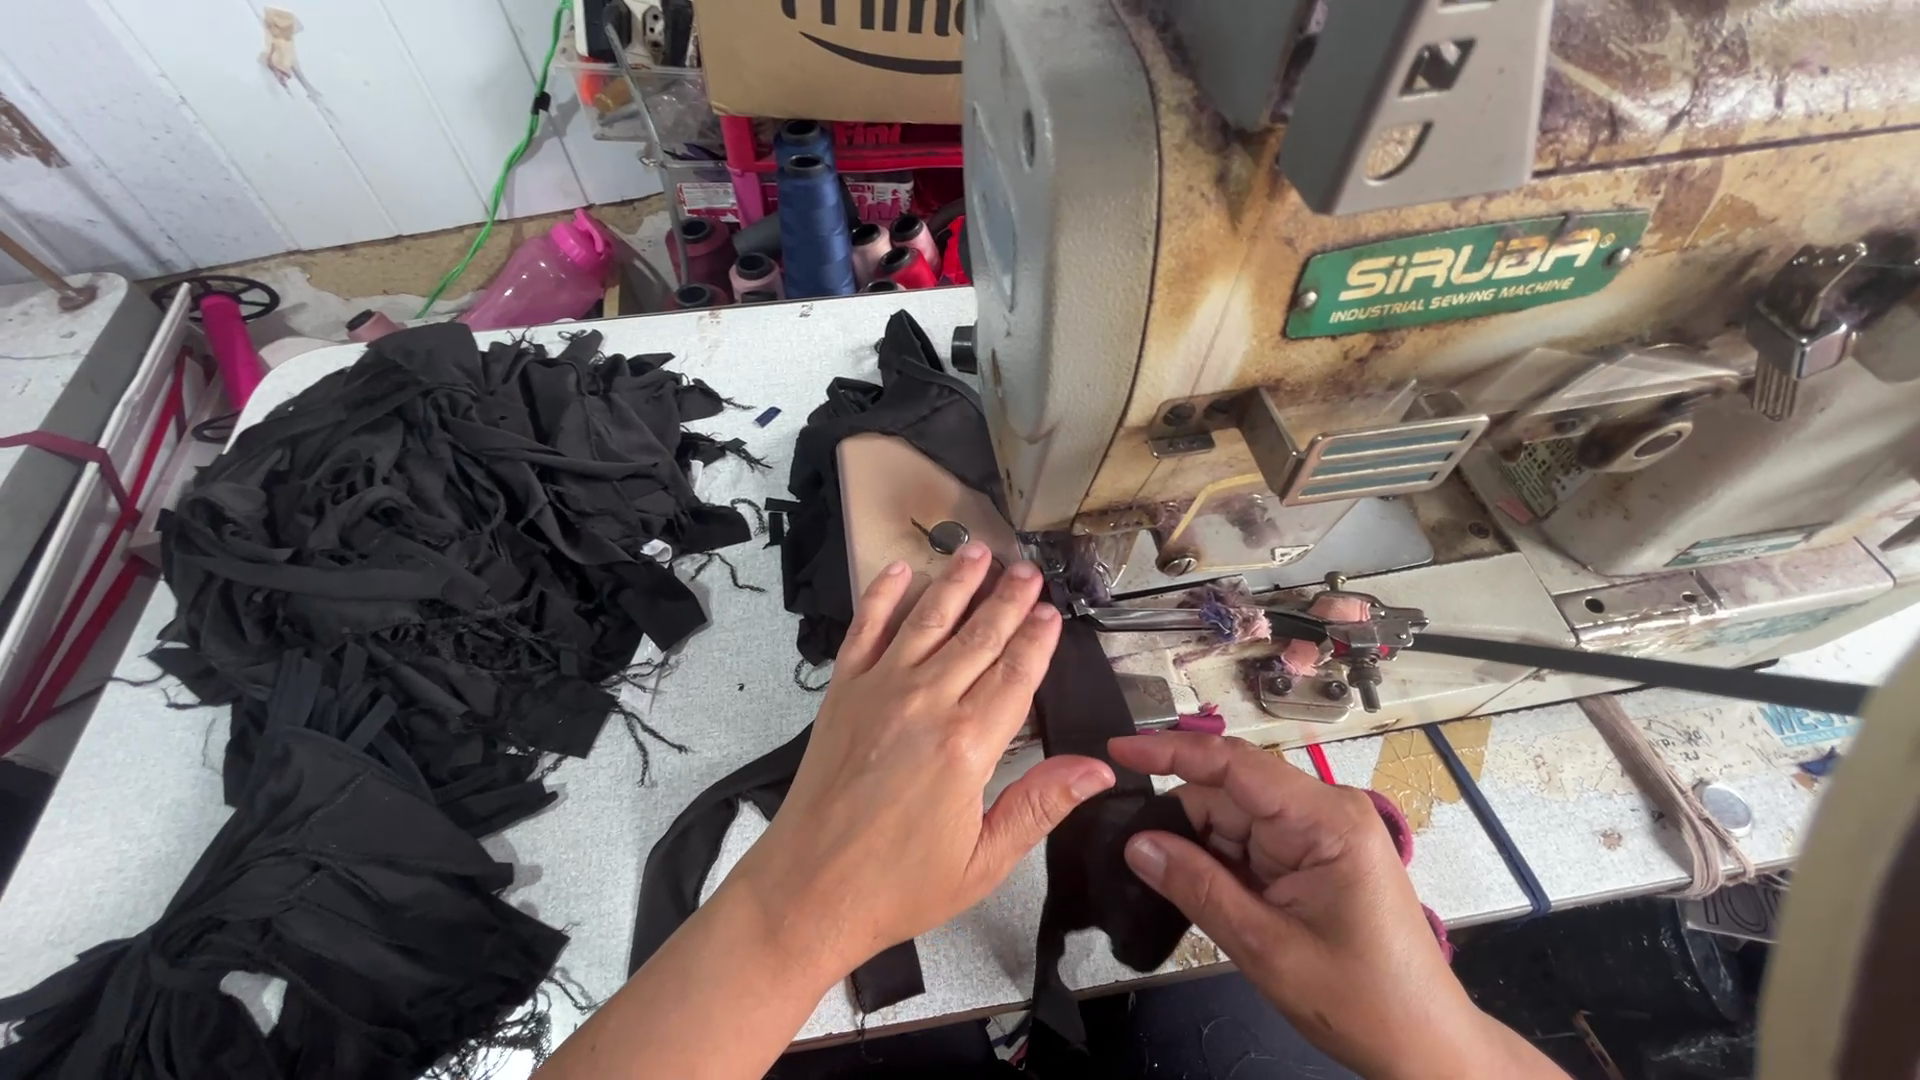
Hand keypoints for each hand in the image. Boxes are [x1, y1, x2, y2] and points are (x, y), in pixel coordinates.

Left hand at [725, 543, 1116, 978]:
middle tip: (1027, 569)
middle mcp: (925, 703)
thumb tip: (1097, 769)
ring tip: (978, 551)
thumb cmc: (898, 885)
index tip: (1051, 611)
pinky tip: (898, 570)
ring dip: (956, 582)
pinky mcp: (842, 691)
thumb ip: (1040, 804)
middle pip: (979, 635)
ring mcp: (879, 690)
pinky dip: (881, 596)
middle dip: (1007, 598)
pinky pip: (865, 629)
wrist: (807, 889)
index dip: (1038, 638)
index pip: (1016, 673)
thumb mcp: (984, 860)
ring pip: (928, 619)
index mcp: (967, 744)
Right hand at [1110, 733, 1563, 1079]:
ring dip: (1196, 846)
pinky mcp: (1308, 853)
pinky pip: (1245, 841)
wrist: (1427, 1049)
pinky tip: (1193, 884)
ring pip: (1229, 817)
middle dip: (1179, 821)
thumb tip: (1137, 845)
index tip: (1118, 748)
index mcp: (1325, 820)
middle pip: (1226, 793)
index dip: (1171, 751)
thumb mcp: (1267, 949)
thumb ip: (1198, 888)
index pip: (1235, 764)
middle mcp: (1321, 811)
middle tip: (1133, 855)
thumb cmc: (1360, 1000)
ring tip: (1164, 882)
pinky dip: (1214, 861)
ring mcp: (1315, 831)